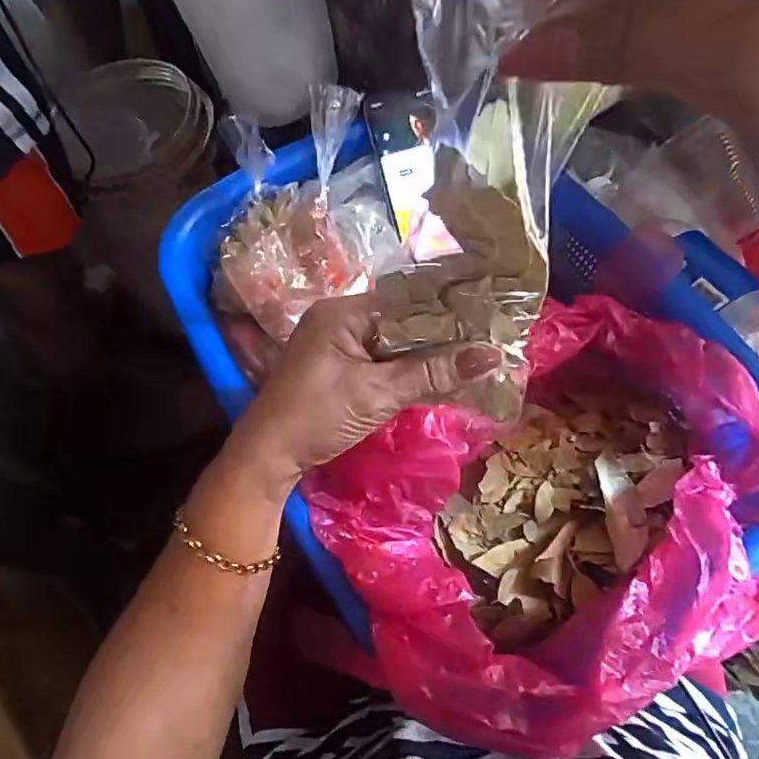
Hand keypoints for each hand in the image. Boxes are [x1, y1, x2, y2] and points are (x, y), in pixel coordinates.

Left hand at [223, 294, 501, 490]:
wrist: (267, 456)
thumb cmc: (317, 417)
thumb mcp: (377, 394)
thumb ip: (432, 372)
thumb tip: (492, 354)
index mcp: (342, 312)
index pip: (407, 302)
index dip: (448, 313)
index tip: (489, 322)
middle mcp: (338, 319)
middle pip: (402, 321)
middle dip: (441, 336)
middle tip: (489, 343)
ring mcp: (336, 343)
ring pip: (393, 342)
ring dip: (425, 355)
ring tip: (474, 359)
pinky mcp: (336, 367)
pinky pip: (380, 359)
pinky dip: (405, 369)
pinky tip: (437, 376)